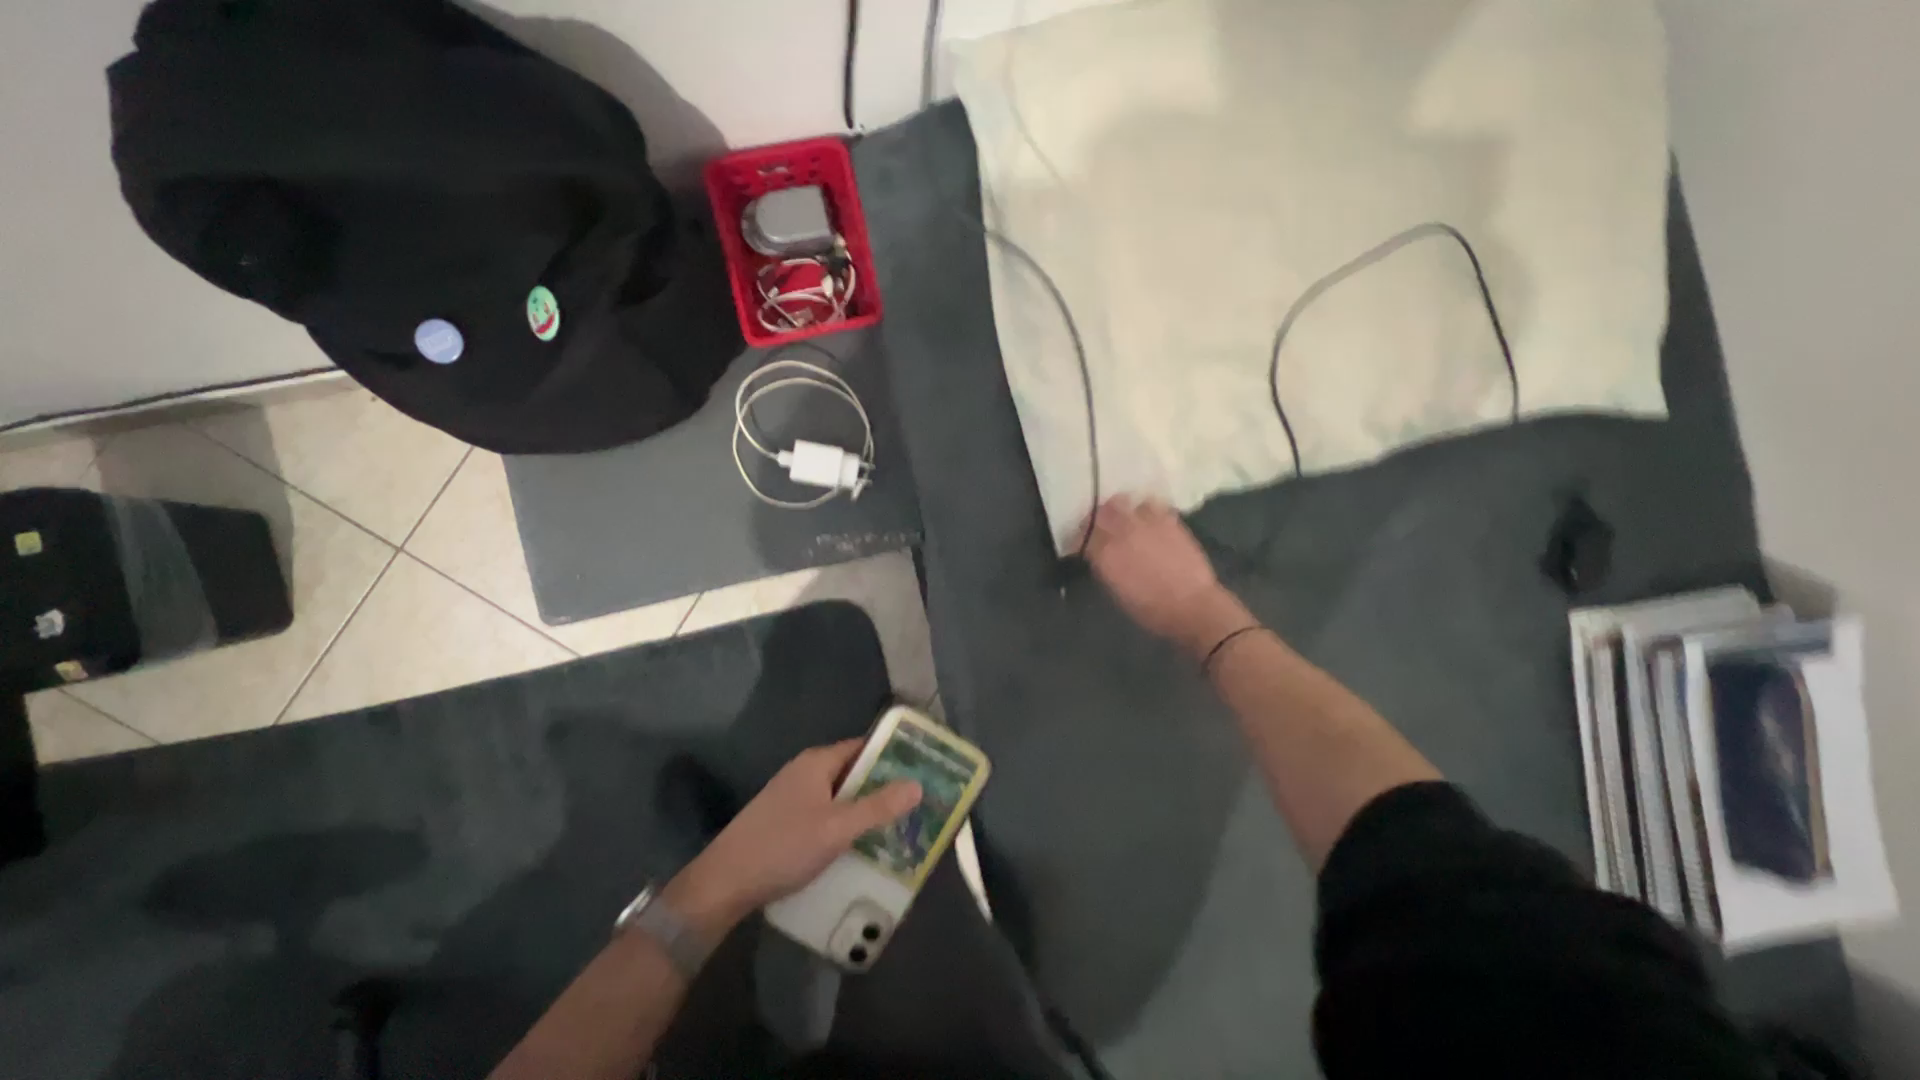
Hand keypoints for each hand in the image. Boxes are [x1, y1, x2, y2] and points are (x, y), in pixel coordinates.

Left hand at [665, 740, 920, 934]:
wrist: (725, 883)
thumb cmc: (783, 846)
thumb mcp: (837, 827)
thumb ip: (878, 806)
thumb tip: (918, 784)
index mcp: (816, 763)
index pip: (864, 747)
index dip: (894, 756)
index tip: (925, 769)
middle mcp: (805, 773)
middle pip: (854, 773)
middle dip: (885, 787)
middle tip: (921, 803)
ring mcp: (793, 799)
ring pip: (841, 798)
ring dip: (867, 810)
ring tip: (902, 827)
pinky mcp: (787, 824)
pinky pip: (827, 817)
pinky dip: (847, 826)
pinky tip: (865, 847)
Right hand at [1082, 495, 1252, 657]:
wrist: (1192, 606)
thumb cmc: (1150, 610)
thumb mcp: (1116, 592)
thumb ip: (1104, 566)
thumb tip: (1099, 555)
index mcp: (1105, 553)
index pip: (1082, 535)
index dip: (1079, 538)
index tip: (1080, 544)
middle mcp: (1122, 532)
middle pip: (1100, 512)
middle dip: (1097, 518)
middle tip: (1100, 528)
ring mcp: (1146, 522)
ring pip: (1123, 502)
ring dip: (1120, 510)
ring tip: (1124, 520)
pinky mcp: (1168, 520)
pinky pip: (1150, 504)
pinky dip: (1144, 510)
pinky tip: (1148, 521)